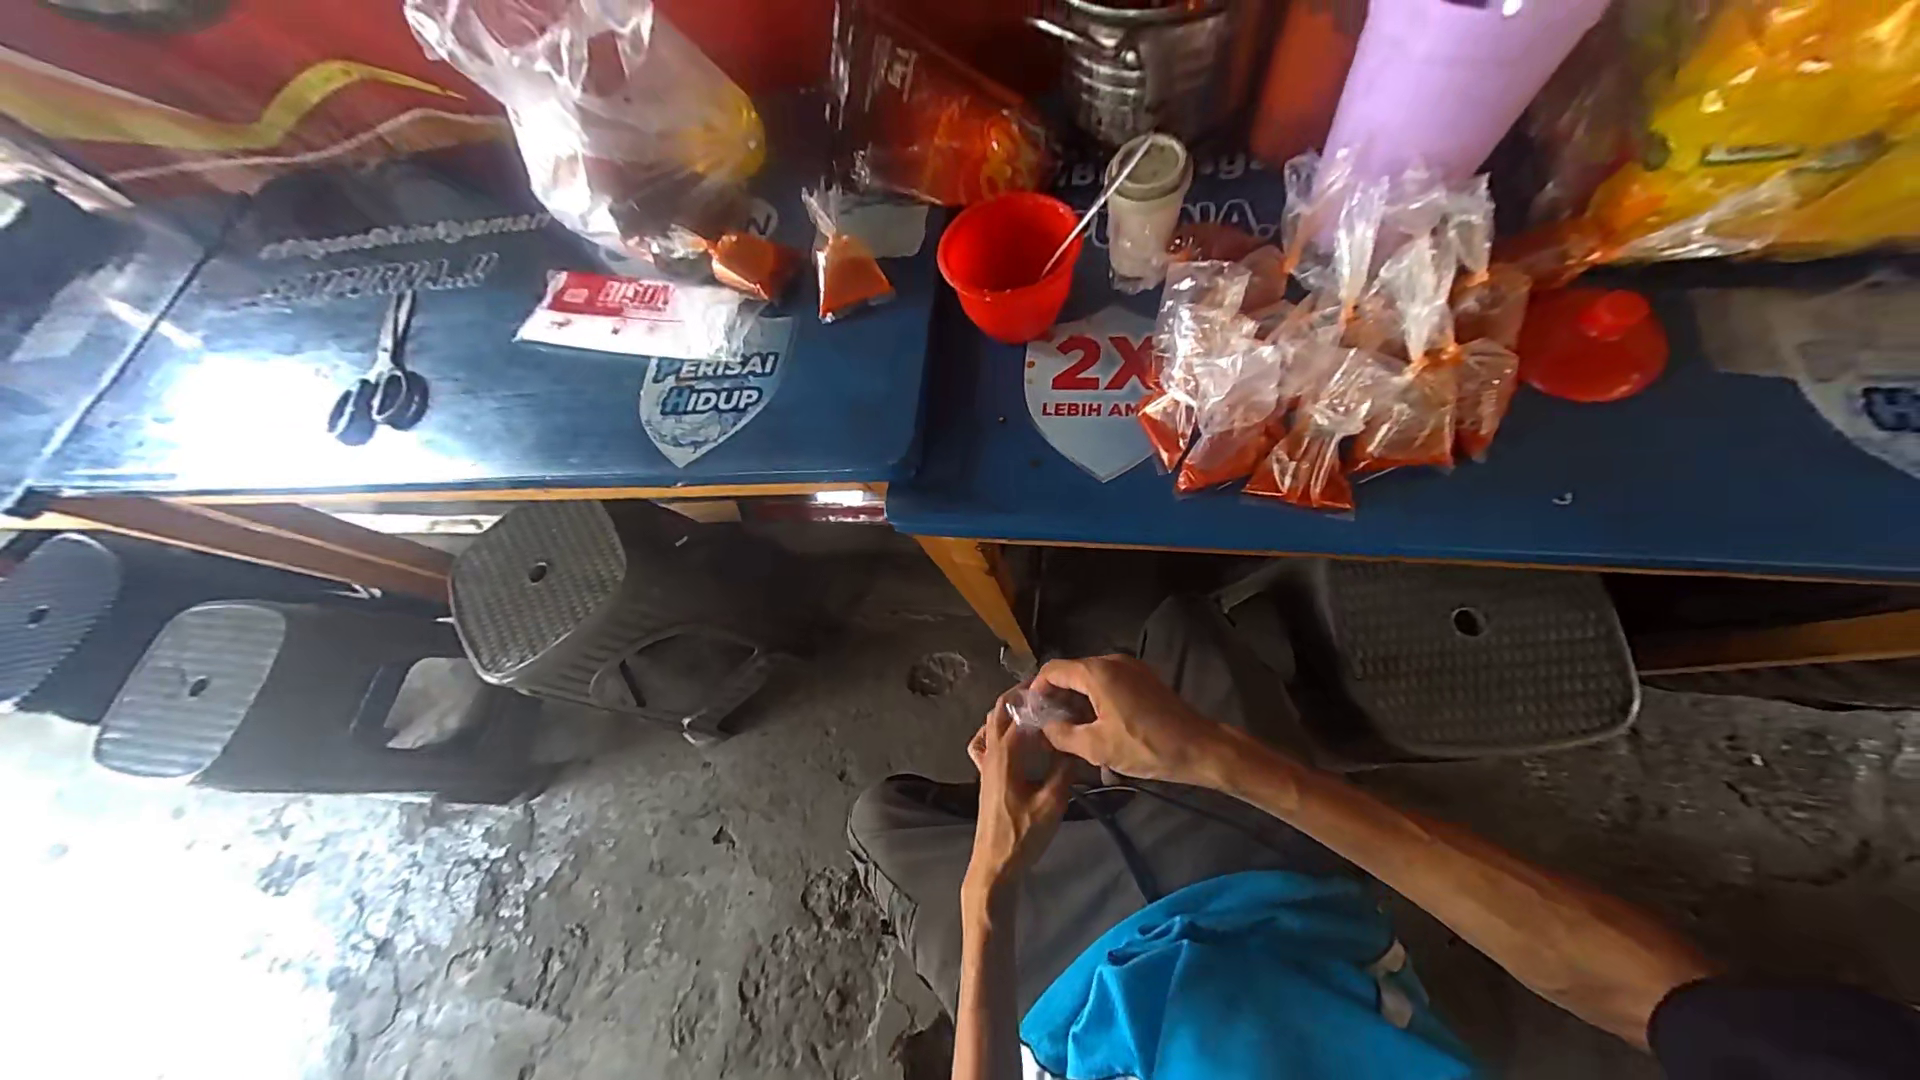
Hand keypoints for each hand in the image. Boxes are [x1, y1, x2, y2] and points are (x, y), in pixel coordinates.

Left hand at [963, 689, 1071, 901]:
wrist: (996, 865)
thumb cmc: (1023, 834)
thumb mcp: (1053, 802)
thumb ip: (1065, 769)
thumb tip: (1077, 743)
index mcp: (1006, 752)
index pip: (1021, 711)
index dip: (1041, 698)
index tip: (1063, 692)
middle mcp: (992, 751)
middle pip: (1001, 709)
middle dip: (1022, 696)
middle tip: (1050, 693)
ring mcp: (985, 762)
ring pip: (991, 723)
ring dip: (1010, 710)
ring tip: (1035, 709)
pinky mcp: (985, 775)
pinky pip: (984, 743)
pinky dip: (995, 732)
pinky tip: (1014, 739)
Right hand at [1031, 654, 1231, 786]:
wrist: (1200, 748)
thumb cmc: (1146, 746)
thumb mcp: (1097, 748)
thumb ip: (1062, 735)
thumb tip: (1045, 727)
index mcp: (1097, 673)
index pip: (1053, 670)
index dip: (1036, 689)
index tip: (1030, 712)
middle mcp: (1112, 661)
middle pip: (1071, 672)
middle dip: (1056, 696)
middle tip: (1048, 724)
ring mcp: (1130, 667)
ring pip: (1090, 678)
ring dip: (1076, 699)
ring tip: (1070, 728)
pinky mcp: (1142, 678)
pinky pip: (1108, 682)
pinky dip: (1095, 698)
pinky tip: (1096, 724)